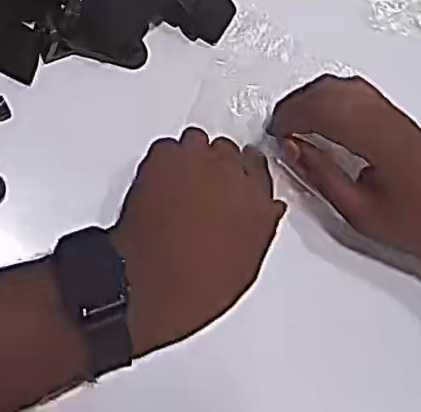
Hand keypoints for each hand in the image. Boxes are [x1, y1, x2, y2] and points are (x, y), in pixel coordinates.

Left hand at [108, 127, 285, 356]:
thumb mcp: (247, 259)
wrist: (156, 277)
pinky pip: (167, 146)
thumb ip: (259, 223)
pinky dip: (165, 158)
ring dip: (191, 156)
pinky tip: (162, 181)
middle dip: (216, 163)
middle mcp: (229, 171)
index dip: (244, 170)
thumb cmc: (201, 280)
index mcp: (257, 199)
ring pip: (196, 140)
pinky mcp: (162, 154)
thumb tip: (264, 208)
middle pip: (226, 149)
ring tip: (182, 180)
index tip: (236, 174)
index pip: (258, 164)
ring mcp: (194, 159)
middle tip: (203, 183)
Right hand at [269, 75, 420, 302]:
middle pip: (327, 91)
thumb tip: (290, 147)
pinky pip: (356, 90)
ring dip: (312, 97)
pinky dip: (330, 95)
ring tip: (297, 120)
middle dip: (295, 104)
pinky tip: (324, 115)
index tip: (275, 132)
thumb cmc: (420, 229)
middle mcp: (385, 118)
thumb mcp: (360, 214)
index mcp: (377, 141)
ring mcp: (394, 114)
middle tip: (280, 126)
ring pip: (340, 85)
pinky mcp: (398, 117)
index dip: (289, 116)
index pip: (320, 110)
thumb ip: (321, 175)